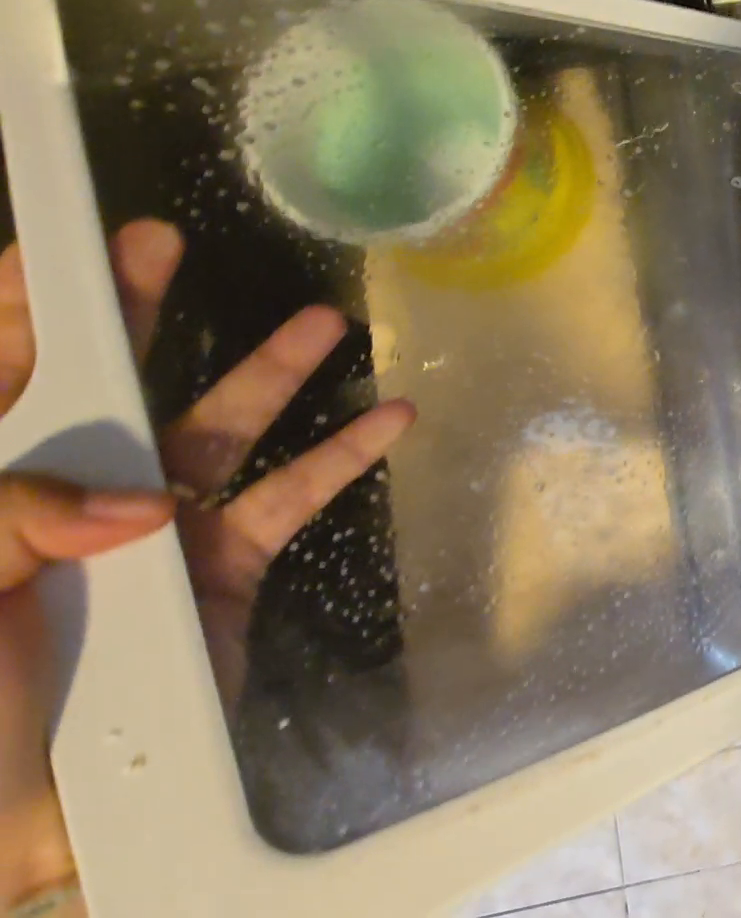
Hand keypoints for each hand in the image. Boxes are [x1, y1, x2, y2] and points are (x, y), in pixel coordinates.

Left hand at [0, 219, 414, 907]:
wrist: (29, 812)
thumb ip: (17, 524)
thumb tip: (151, 502)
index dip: (21, 307)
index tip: (56, 246)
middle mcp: (71, 493)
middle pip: (106, 384)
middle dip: (134, 314)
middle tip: (162, 244)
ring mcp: (157, 529)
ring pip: (218, 432)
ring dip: (273, 376)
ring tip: (326, 323)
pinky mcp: (228, 567)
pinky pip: (291, 500)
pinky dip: (342, 460)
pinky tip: (389, 421)